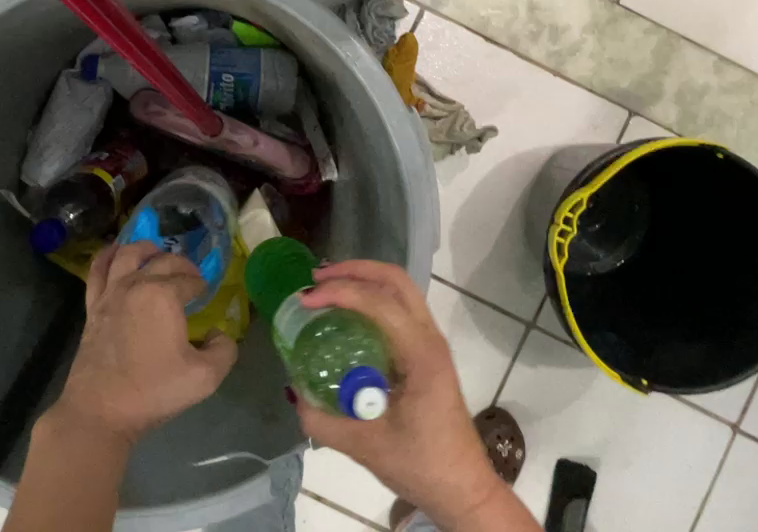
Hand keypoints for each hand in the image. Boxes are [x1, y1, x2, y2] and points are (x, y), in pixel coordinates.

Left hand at [50, 242, 237, 442]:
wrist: (101, 412)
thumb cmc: (153, 391)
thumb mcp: (205, 378)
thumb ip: (224, 350)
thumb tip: (217, 333)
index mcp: (165, 295)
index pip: (189, 280)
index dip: (201, 285)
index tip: (206, 294)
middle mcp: (136, 284)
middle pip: (163, 261)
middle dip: (182, 265)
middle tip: (191, 277)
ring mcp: (110, 294)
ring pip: (128, 254)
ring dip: (146, 248)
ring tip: (156, 252)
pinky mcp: (92, 307)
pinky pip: (97, 270)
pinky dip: (107, 256)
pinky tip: (115, 253)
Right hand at [292, 261, 508, 528]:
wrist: (463, 487)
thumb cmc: (421, 464)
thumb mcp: (366, 446)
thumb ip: (323, 420)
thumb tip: (294, 390)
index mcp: (421, 354)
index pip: (379, 302)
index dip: (340, 292)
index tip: (306, 300)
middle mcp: (430, 337)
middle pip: (395, 280)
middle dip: (354, 270)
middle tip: (317, 279)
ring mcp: (432, 341)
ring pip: (400, 289)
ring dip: (364, 280)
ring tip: (327, 289)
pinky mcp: (427, 351)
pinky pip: (400, 308)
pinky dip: (373, 298)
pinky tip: (347, 314)